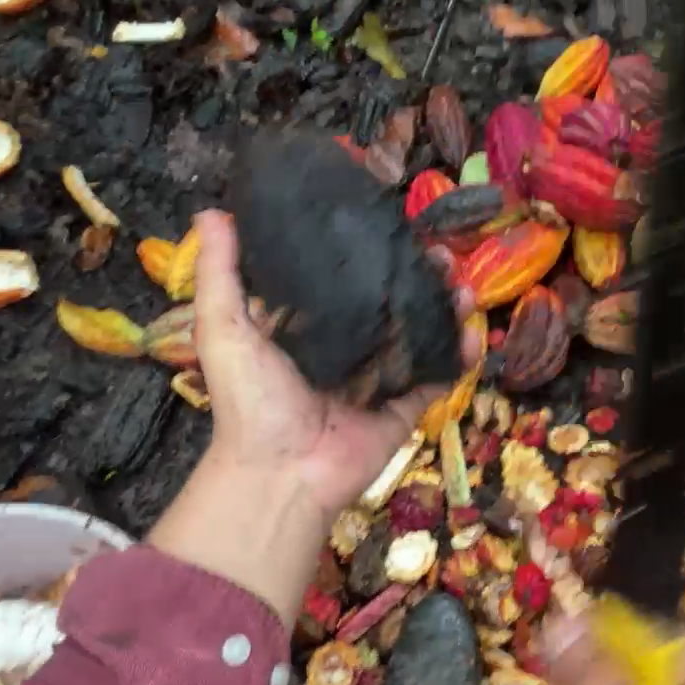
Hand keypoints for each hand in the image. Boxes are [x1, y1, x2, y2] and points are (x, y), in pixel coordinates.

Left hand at [188, 208, 474, 511]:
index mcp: (314, 327)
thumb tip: (212, 211)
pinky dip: (460, 355)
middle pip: (396, 303)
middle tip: (441, 257)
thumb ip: (220, 274)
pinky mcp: (408, 404)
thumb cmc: (251, 401)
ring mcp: (385, 376)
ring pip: (424, 333)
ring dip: (448, 309)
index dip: (375, 253)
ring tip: (463, 287)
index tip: (396, 227)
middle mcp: (353, 346)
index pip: (351, 280)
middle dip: (423, 277)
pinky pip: (440, 375)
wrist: (282, 472)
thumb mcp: (224, 330)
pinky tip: (473, 332)